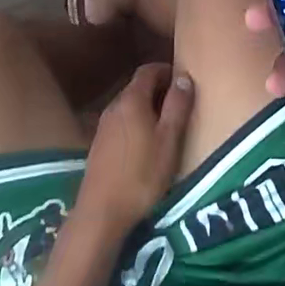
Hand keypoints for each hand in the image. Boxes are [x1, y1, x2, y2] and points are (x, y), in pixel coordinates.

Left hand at [78, 63, 192, 228]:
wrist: (101, 215)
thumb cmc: (142, 174)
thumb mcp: (170, 139)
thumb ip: (178, 105)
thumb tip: (184, 77)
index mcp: (131, 101)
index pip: (148, 70)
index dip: (168, 70)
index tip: (185, 81)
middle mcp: (114, 108)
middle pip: (138, 86)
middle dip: (160, 89)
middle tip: (182, 104)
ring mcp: (103, 127)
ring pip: (130, 105)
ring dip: (149, 107)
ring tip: (169, 124)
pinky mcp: (99, 146)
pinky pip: (122, 122)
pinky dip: (138, 122)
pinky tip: (148, 143)